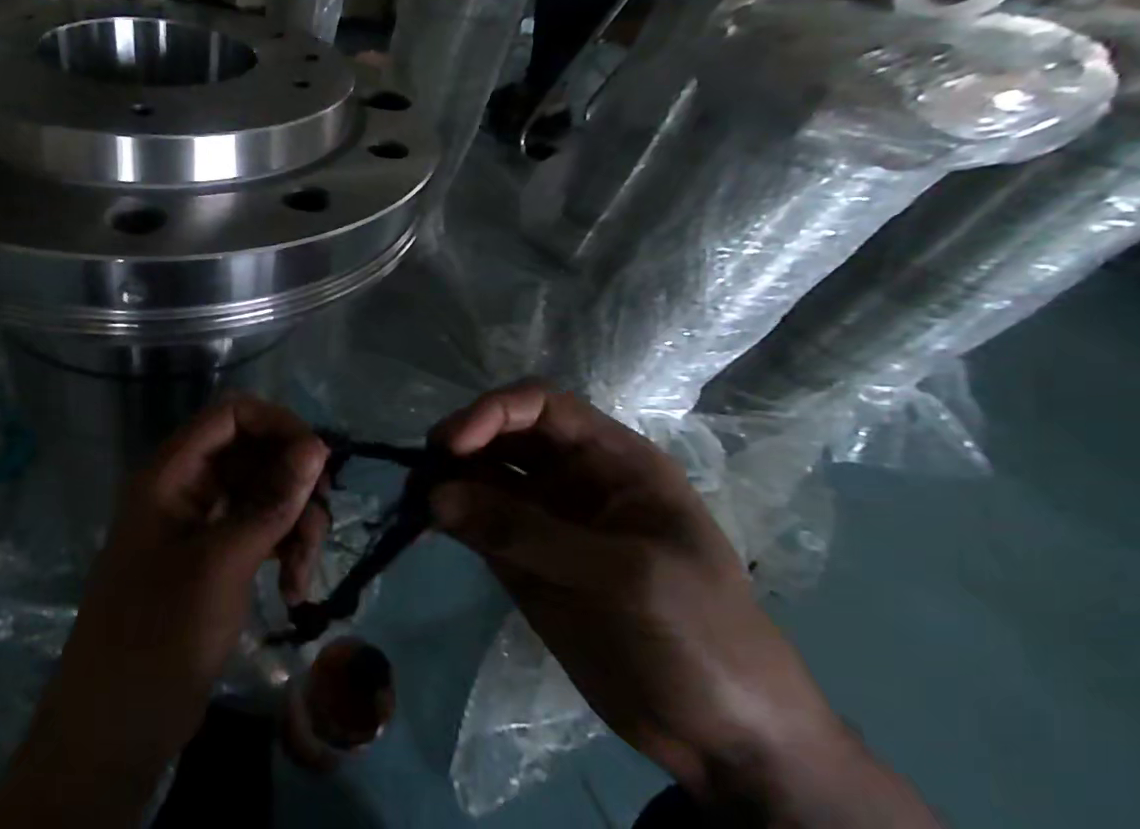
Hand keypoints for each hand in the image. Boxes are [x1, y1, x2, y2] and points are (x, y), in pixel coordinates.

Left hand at [0, 396, 327, 828]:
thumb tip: (317, 446)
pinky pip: (258, 532)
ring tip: (302, 578)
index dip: (279, 425)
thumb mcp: (222, 563)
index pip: (231, 416)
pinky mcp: (212, 559)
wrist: (115, 726)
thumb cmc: (160, 634)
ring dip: (293, 526)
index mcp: (170, 474)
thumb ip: (272, 501)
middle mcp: (184, 489)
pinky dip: (282, 551)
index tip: (321, 461)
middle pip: (253, 455)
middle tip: (318, 528)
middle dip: (293, 487)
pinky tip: (294, 591)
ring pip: (262, 495)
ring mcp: (198, 526)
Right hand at [430, 383, 937, 826]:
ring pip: (485, 479)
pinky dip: (450, 519)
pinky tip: (424, 524)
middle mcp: (575, 480)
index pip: (544, 407)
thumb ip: (529, 532)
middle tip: (421, 470)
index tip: (451, 443)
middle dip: (462, 443)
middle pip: (506, 436)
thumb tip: (436, 496)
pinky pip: (479, 525)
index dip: (494, 412)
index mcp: (615, 461)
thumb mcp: (624, 574)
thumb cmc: (697, 633)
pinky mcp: (526, 564)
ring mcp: (548, 522)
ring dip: (449, 481)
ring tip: (415, 499)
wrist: (724, 733)